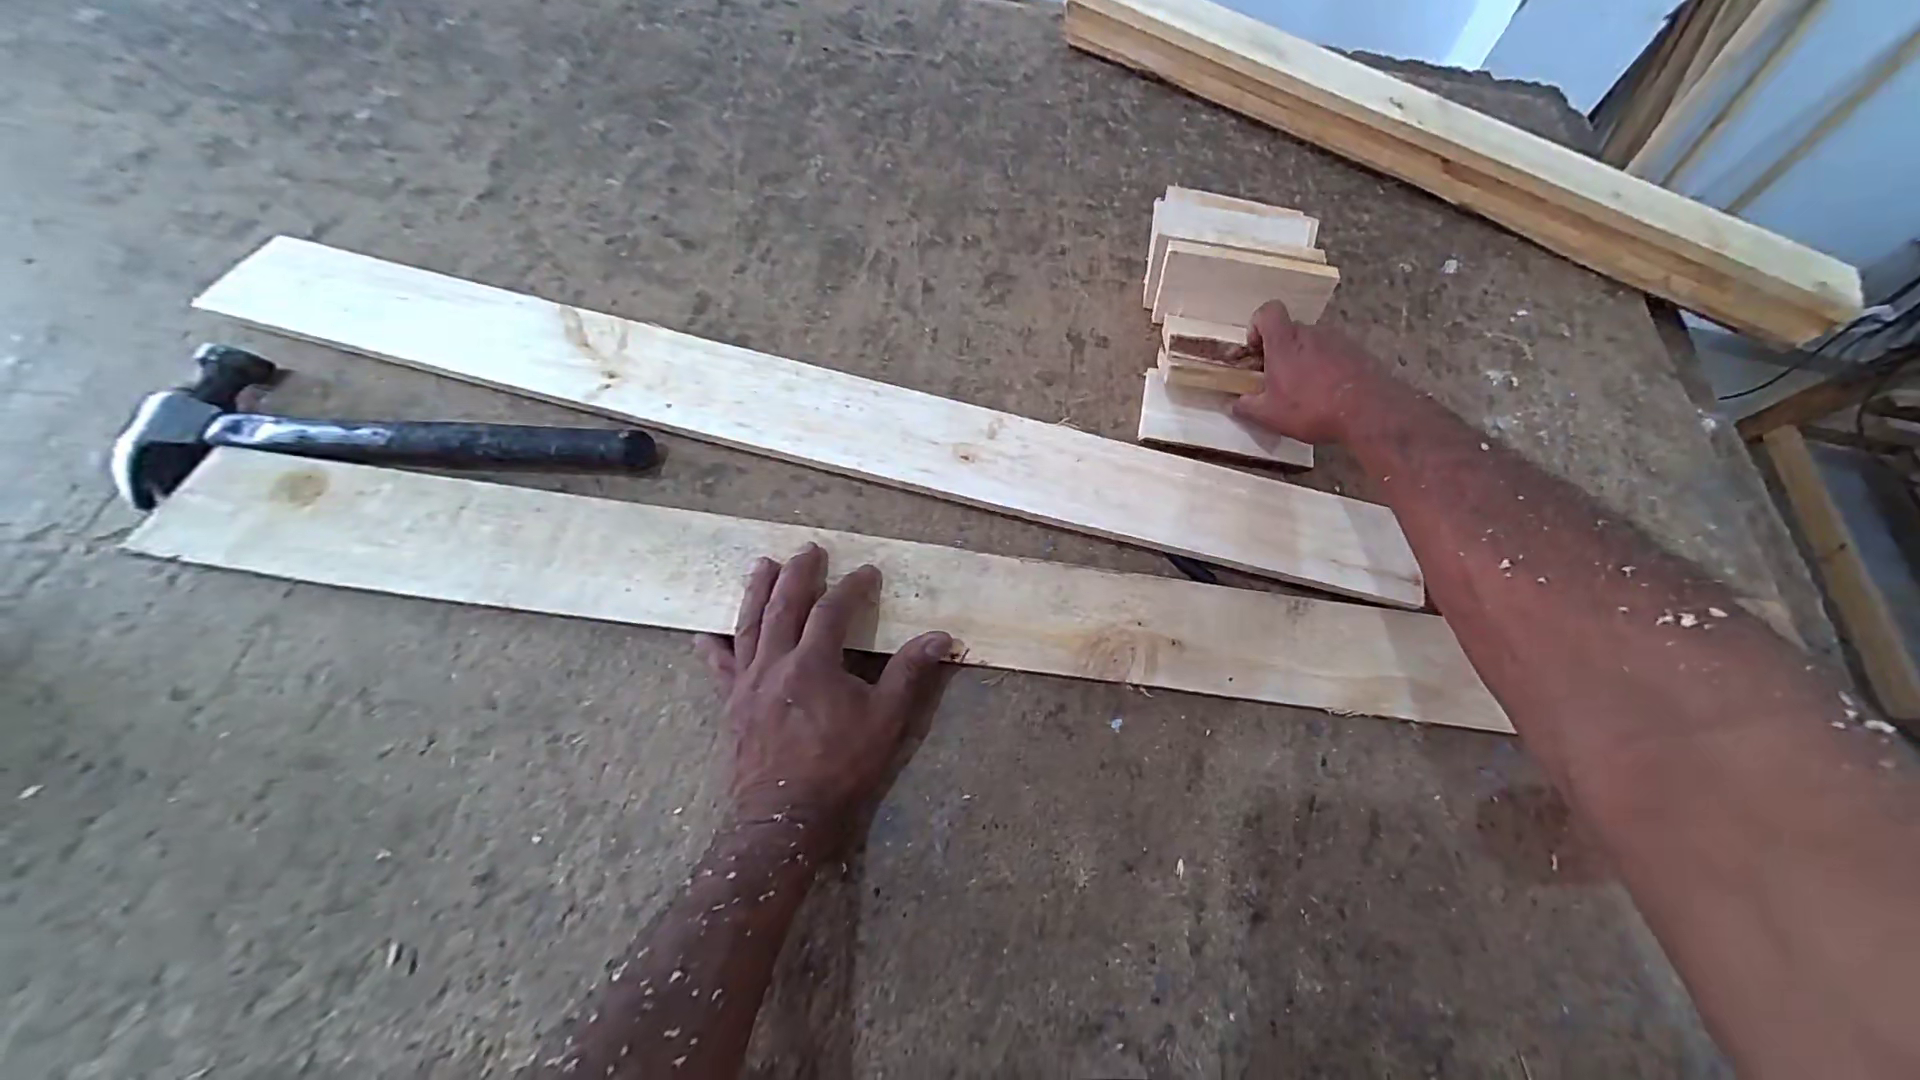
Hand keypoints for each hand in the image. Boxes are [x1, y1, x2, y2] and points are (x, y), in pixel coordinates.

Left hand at [694, 544, 955, 843]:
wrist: (783, 818)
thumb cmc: (840, 768)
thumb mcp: (886, 721)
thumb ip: (910, 674)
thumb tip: (940, 637)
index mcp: (813, 663)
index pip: (832, 611)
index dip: (852, 587)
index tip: (868, 573)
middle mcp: (775, 663)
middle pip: (783, 605)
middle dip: (798, 574)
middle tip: (807, 550)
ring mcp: (747, 682)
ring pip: (749, 624)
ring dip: (756, 591)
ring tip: (761, 565)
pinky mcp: (731, 704)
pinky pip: (719, 666)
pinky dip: (713, 646)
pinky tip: (703, 633)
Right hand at [1231, 300, 1384, 444]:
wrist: (1370, 412)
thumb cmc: (1311, 409)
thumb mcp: (1268, 415)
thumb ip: (1246, 406)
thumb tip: (1237, 403)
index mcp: (1285, 342)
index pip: (1268, 311)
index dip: (1257, 326)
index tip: (1255, 351)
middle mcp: (1311, 333)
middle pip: (1288, 330)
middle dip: (1278, 350)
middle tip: (1275, 378)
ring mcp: (1337, 339)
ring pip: (1310, 342)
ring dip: (1302, 359)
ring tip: (1303, 389)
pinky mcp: (1357, 350)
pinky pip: (1332, 352)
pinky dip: (1324, 366)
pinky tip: (1326, 392)